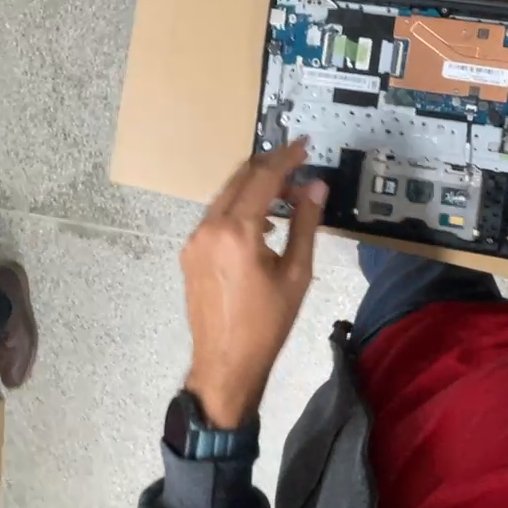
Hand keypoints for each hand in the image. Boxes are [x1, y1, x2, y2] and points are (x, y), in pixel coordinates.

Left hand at [180, 138, 327, 427]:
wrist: (225, 364)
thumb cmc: (268, 324)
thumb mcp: (297, 273)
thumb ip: (306, 224)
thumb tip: (317, 186)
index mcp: (238, 231)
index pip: (263, 177)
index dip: (286, 157)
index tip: (304, 144)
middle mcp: (210, 227)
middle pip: (240, 177)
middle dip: (270, 167)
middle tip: (299, 167)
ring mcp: (195, 239)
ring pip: (226, 195)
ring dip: (255, 188)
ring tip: (287, 199)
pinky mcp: (190, 252)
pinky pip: (216, 216)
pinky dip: (239, 208)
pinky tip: (261, 226)